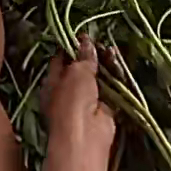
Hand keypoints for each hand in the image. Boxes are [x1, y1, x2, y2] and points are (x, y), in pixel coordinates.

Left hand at [45, 37, 114, 152]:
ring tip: (111, 50)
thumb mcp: (77, 71)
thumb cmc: (72, 100)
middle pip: (79, 68)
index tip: (83, 34)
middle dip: (90, 55)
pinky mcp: (102, 108)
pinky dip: (114, 77)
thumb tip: (86, 40)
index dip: (70, 46)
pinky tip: (117, 62)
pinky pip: (109, 88)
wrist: (86, 136)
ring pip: (95, 77)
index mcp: (52, 83)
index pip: (60, 60)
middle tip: (99, 41)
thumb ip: (83, 56)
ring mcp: (85, 101)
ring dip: (103, 64)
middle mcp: (66, 91)